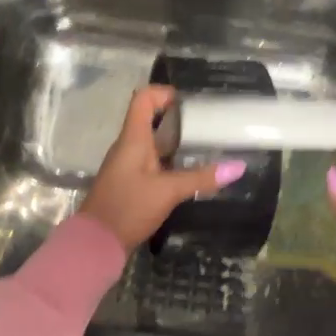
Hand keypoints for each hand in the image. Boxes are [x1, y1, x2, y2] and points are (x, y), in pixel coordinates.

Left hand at [79, 86, 246, 250]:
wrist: (96, 243)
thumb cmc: (128, 208)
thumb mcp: (168, 192)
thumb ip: (201, 178)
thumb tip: (238, 167)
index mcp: (133, 139)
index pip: (143, 99)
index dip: (164, 93)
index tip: (190, 103)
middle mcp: (128, 147)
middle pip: (151, 120)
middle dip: (178, 120)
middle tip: (208, 126)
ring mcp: (128, 166)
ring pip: (153, 144)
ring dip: (176, 143)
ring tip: (206, 147)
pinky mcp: (130, 184)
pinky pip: (152, 163)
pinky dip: (170, 163)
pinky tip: (189, 173)